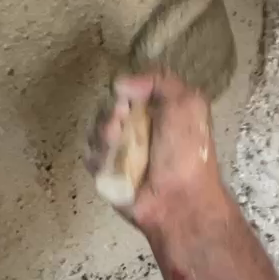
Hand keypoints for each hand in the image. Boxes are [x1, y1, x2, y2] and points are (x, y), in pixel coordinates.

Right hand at [86, 72, 233, 236]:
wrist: (177, 199)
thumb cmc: (186, 152)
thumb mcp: (188, 103)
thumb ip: (160, 80)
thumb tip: (120, 84)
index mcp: (156, 113)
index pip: (127, 92)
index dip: (122, 93)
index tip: (127, 101)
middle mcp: (137, 131)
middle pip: (106, 110)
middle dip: (110, 114)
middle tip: (121, 123)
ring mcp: (120, 153)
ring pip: (94, 132)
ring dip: (103, 134)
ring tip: (117, 144)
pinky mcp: (106, 174)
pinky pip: (90, 157)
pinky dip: (98, 156)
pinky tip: (111, 163)